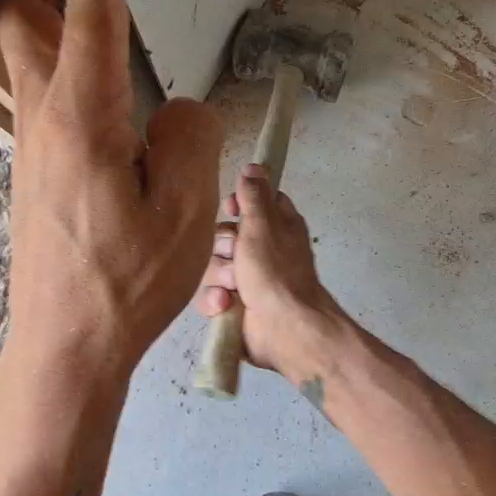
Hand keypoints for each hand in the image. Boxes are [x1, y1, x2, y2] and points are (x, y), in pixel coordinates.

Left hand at [0, 0, 223, 384]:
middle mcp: (43, 116)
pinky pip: (40, 88)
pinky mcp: (33, 166)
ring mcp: (30, 142)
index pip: (86, 8)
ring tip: (100, 15)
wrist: (65, 344)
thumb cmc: (127, 282)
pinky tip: (103, 91)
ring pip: (26, 52)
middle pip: (23, 16)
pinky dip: (62, 60)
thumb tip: (175, 110)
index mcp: (84, 116)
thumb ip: (190, 136)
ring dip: (53, 15)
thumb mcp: (186, 210)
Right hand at [194, 164, 352, 383]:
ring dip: (220, 276)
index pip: (253, 202)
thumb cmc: (276, 272)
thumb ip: (254, 196)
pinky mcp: (233, 305)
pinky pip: (211, 293)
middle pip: (224, 234)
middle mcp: (262, 249)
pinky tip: (226, 305)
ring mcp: (247, 279)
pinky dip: (216, 300)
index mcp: (278, 226)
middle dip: (224, 247)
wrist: (284, 329)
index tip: (232, 209)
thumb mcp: (262, 226)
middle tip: (237, 256)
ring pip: (212, 264)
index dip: (238, 204)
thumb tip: (253, 165)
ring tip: (234, 288)